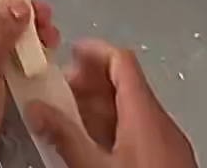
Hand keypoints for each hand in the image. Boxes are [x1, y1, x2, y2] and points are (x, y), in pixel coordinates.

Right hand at [26, 40, 196, 167]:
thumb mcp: (93, 167)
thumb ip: (63, 134)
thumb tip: (34, 108)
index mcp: (145, 114)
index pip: (121, 60)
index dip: (92, 50)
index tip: (66, 53)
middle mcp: (163, 124)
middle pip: (125, 83)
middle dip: (88, 82)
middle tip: (59, 91)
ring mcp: (171, 148)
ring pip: (132, 109)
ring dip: (99, 107)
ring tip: (69, 120)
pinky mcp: (172, 166)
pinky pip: (140, 132)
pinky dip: (113, 128)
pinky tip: (93, 147)